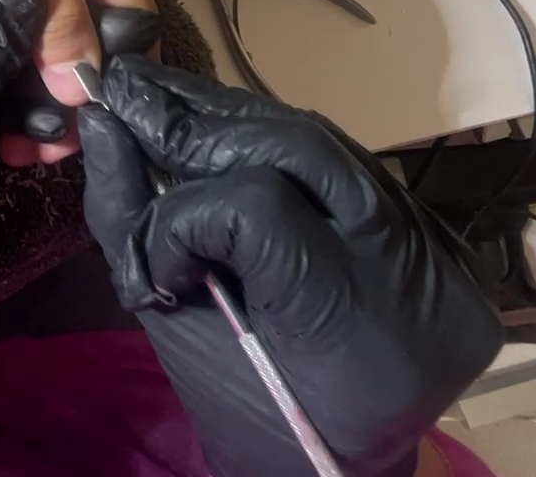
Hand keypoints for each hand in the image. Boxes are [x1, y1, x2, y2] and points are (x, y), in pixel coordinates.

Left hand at [0, 0, 152, 164]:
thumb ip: (54, 6)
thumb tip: (80, 90)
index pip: (128, 57)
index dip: (97, 107)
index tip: (48, 151)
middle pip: (104, 47)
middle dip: (68, 96)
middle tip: (16, 145)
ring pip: (74, 23)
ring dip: (45, 66)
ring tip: (3, 115)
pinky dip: (29, 28)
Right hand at [79, 57, 502, 476]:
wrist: (338, 455)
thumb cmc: (241, 403)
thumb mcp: (169, 325)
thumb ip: (124, 216)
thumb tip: (96, 119)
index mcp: (353, 330)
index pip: (257, 209)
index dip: (184, 214)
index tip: (151, 247)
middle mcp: (418, 278)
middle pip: (298, 145)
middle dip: (199, 121)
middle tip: (128, 94)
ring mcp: (439, 248)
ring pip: (317, 134)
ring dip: (227, 114)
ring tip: (161, 99)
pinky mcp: (435, 229)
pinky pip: (335, 153)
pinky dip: (263, 134)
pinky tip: (214, 127)